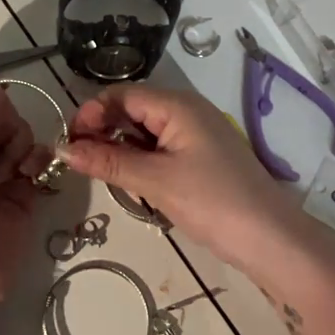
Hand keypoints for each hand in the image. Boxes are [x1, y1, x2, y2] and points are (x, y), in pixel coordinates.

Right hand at [62, 84, 306, 273]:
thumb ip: (108, 162)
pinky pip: (160, 147)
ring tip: (101, 173)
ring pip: (145, 130)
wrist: (271, 239)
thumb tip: (63, 149)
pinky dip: (139, 159)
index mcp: (177, 106)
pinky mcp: (201, 157)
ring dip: (119, 146)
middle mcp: (187, 111)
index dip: (91, 113)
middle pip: (132, 108)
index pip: (121, 95)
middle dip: (103, 129)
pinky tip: (130, 181)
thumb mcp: (155, 181)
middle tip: (80, 161)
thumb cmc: (213, 202)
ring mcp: (196, 134)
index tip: (70, 143)